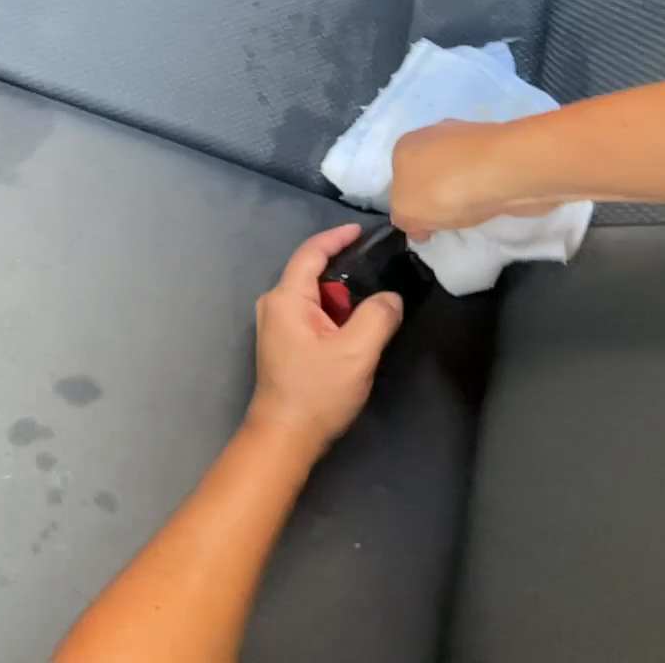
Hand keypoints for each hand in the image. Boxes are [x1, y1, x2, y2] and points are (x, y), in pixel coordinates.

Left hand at [246, 224, 404, 456]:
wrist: (285, 435)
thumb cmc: (317, 392)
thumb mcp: (357, 353)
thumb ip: (377, 316)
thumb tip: (390, 296)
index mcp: (286, 297)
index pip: (311, 252)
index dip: (337, 237)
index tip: (362, 230)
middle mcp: (274, 303)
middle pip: (312, 273)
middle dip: (345, 272)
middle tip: (379, 273)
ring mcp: (275, 323)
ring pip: (313, 296)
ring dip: (341, 298)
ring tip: (373, 302)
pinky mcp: (282, 340)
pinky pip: (310, 312)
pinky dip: (333, 313)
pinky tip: (354, 325)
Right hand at [390, 120, 554, 237]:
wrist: (508, 170)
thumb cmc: (445, 189)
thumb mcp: (407, 213)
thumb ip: (403, 219)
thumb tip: (416, 225)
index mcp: (404, 146)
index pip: (399, 178)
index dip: (409, 204)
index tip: (424, 224)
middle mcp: (432, 134)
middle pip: (428, 172)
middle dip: (435, 194)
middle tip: (448, 219)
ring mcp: (467, 136)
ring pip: (457, 171)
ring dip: (462, 190)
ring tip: (474, 212)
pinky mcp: (499, 146)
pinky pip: (484, 172)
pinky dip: (485, 186)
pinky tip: (492, 201)